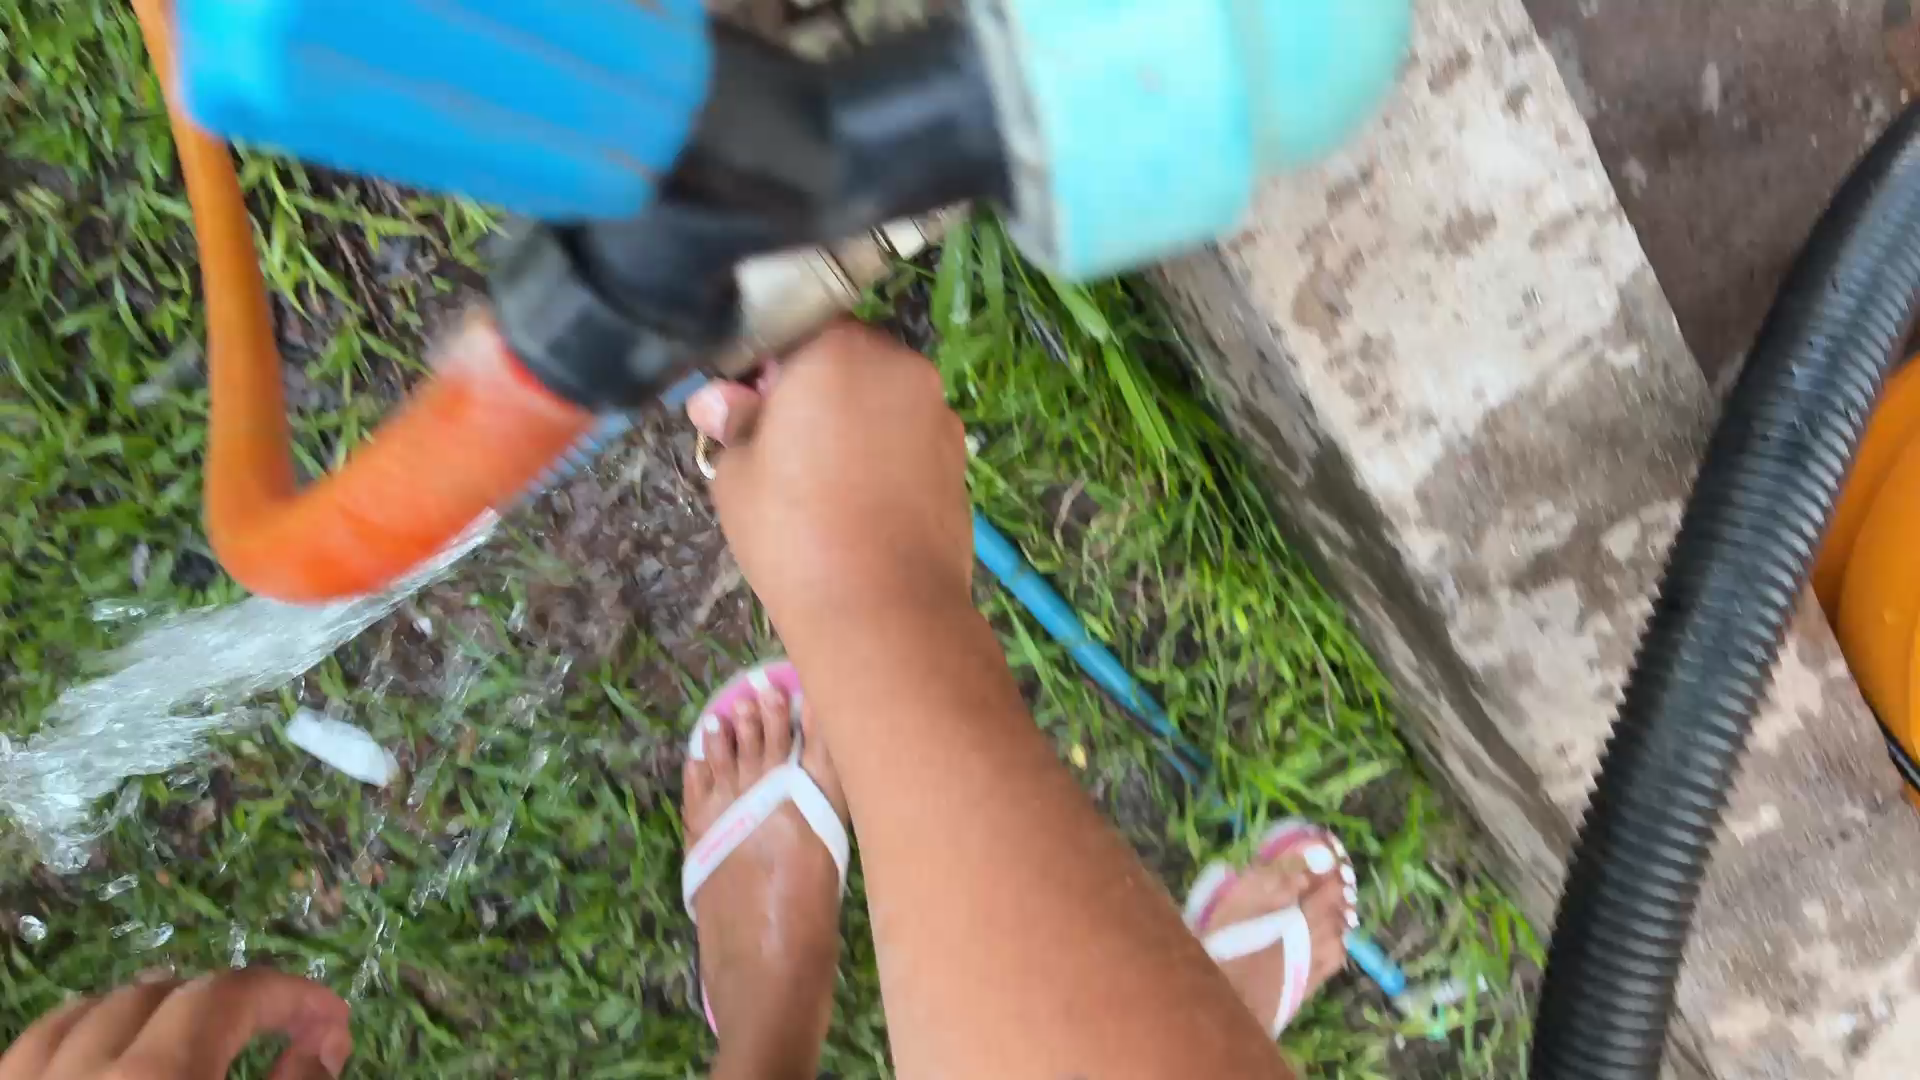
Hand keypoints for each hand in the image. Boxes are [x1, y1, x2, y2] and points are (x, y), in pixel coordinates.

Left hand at [0, 970, 350, 1079]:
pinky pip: (16, 1056)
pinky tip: (101, 1054)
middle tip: (272, 1025)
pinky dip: (73, 1036)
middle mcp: (81, 1074)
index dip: (299, 997)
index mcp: (158, 1075)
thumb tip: (328, 1042)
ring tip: (188, 1025)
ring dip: (148, 1007)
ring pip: (81, 1015)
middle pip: (168, 992)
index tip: (334, 1022)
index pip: (241, 993)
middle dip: (232, 998)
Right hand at [686, 321, 972, 628]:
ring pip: (886, 400)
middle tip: (791, 449)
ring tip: (833, 486)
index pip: (799, 329)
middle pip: (850, 360)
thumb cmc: (794, 532)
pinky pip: (914, 438)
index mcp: (840, 350)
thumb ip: (732, 422)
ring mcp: (940, 414)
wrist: (884, 607)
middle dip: (820, 391)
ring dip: (859, 422)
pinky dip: (892, 455)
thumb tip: (721, 400)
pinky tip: (871, 503)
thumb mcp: (736, 473)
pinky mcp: (961, 459)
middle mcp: (902, 368)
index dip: (772, 368)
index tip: (756, 410)